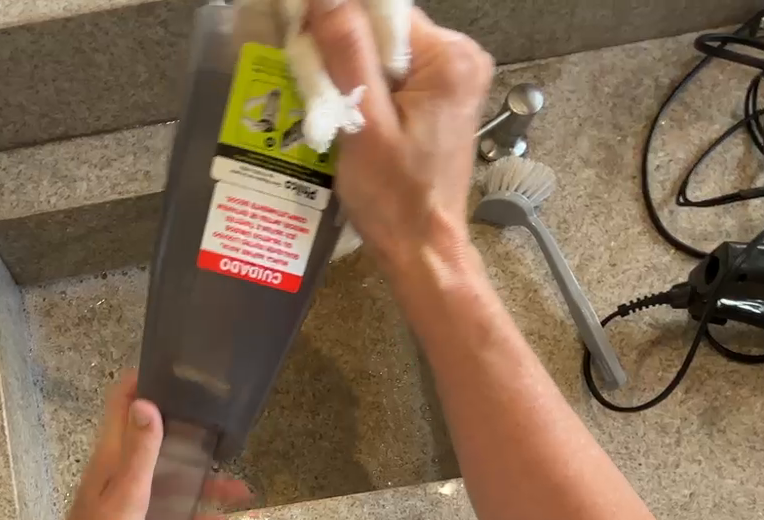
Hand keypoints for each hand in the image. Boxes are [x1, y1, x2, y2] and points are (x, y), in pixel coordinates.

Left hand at [39, 374, 250, 519]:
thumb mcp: (127, 493)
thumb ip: (139, 450)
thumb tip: (147, 401)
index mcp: (111, 454)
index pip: (122, 401)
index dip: (145, 380)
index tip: (180, 370)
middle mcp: (117, 469)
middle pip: (155, 438)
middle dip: (189, 433)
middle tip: (224, 431)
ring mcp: (125, 496)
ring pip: (168, 478)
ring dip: (200, 481)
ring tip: (239, 490)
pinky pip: (167, 511)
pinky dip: (192, 514)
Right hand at [307, 1, 493, 269]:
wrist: (422, 252)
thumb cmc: (395, 202)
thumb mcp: (364, 126)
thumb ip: (347, 54)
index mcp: (448, 58)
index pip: (381, 11)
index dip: (338, 25)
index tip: (304, 48)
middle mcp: (459, 60)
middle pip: (384, 33)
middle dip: (344, 57)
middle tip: (316, 93)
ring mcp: (452, 84)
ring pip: (386, 58)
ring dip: (352, 79)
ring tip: (334, 116)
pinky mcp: (440, 106)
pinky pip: (394, 83)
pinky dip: (367, 96)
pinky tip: (351, 124)